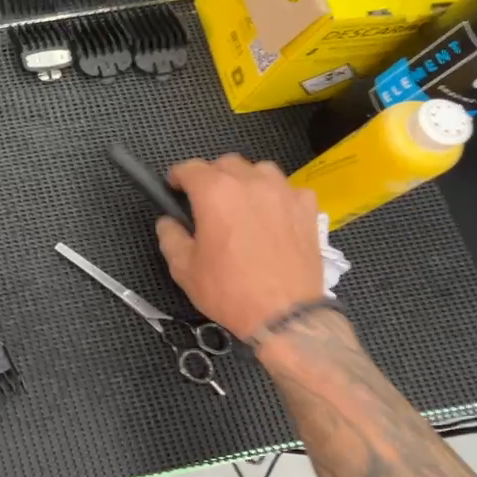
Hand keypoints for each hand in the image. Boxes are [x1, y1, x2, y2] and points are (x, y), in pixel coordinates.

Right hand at [156, 154, 324, 341]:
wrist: (284, 313)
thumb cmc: (229, 291)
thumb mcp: (184, 269)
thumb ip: (170, 237)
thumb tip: (168, 222)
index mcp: (215, 194)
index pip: (190, 168)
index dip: (177, 176)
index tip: (174, 188)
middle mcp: (251, 183)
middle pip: (226, 163)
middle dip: (210, 176)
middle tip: (204, 202)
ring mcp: (283, 192)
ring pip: (259, 170)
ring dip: (244, 180)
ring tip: (240, 204)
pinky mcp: (308, 207)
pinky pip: (287, 189)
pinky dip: (275, 196)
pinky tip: (271, 216)